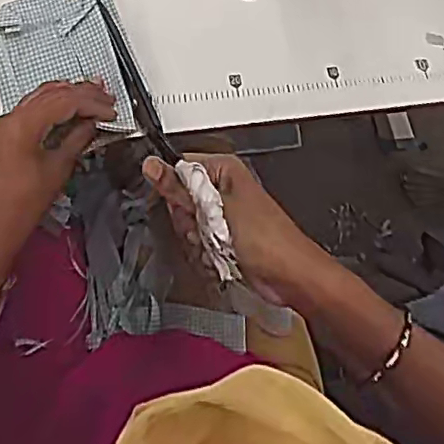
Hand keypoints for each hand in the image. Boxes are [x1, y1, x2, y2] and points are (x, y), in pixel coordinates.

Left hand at [0, 81, 115, 270]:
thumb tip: (89, 125)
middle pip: (51, 93)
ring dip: (67, 96)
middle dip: (81, 93)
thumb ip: (76, 140)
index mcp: (22, 124)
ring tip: (90, 99)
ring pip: (40, 97)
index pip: (64, 100)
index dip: (92, 103)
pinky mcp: (3, 136)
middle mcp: (9, 119)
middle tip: (105, 98)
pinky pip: (30, 110)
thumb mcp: (57, 171)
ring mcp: (4, 126)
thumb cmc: (15, 210)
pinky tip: (67, 113)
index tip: (109, 110)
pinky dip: (52, 107)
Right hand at [141, 152, 337, 307]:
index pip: (177, 170)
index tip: (186, 208)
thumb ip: (179, 188)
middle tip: (206, 229)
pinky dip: (205, 256)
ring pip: (186, 227)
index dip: (175, 192)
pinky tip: (221, 259)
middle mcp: (220, 189)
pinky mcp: (221, 239)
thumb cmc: (268, 239)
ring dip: (197, 243)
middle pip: (178, 202)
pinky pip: (196, 246)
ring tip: (218, 246)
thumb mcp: (215, 209)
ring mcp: (221, 216)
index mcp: (222, 169)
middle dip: (188, 222)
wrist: (290, 277)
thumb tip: (153, 165)